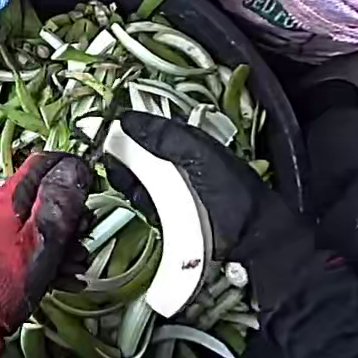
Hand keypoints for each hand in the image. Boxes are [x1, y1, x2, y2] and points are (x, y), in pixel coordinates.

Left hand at [0, 152, 88, 357]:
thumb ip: (61, 200)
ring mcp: (1, 228)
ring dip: (66, 240)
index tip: (91, 187)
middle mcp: (3, 205)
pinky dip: (52, 256)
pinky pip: (35, 242)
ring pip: (44, 221)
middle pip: (48, 193)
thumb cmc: (7, 281)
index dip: (72, 169)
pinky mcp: (2, 250)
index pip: (46, 161)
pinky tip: (64, 277)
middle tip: (84, 235)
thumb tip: (76, 166)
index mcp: (11, 194)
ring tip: (76, 264)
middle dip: (72, 215)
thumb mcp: (44, 236)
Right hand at [116, 111, 321, 310]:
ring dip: (125, 175)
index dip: (131, 129)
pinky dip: (134, 197)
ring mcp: (172, 191)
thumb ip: (165, 136)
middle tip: (107, 152)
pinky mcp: (166, 215)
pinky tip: (130, 192)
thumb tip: (127, 119)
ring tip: (115, 170)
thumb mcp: (198, 153)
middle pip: (141, 155)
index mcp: (188, 144)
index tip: (110, 128)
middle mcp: (177, 165)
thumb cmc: (230, 189)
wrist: (250, 237)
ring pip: (138, 179)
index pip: (152, 130)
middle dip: (123, 153)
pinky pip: (143, 202)